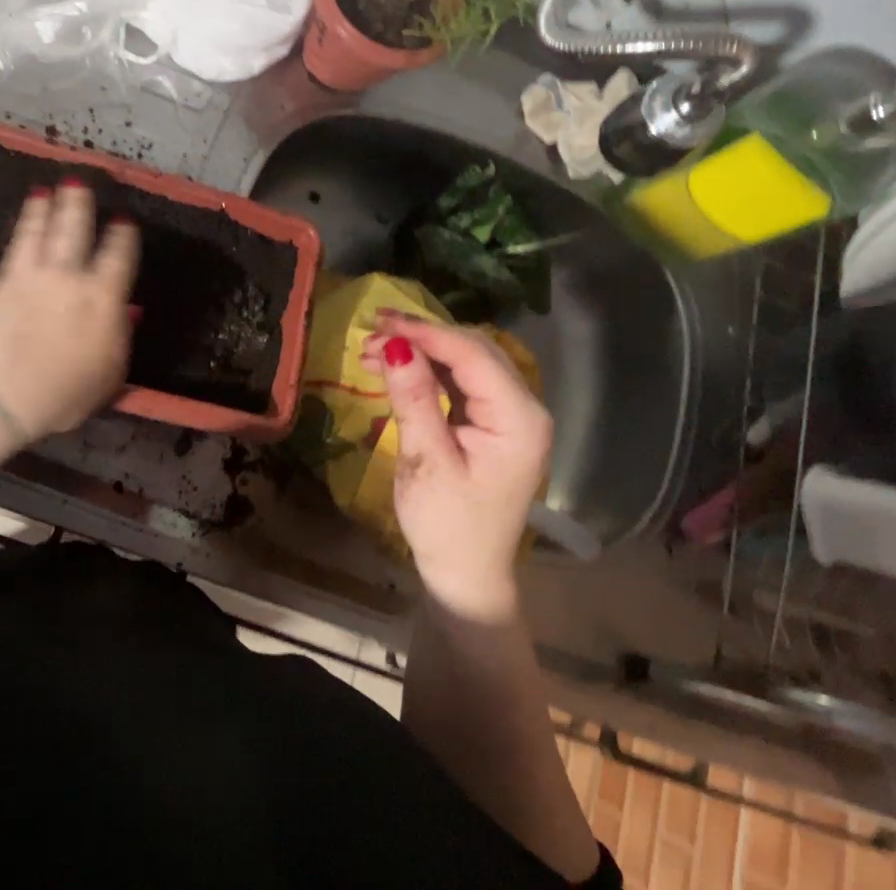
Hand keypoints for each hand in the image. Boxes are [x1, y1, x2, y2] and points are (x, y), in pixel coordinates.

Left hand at [0, 179, 138, 441]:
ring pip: (49, 230)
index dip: (123, 239)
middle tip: (83, 185)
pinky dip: (28, 220)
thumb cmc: (62, 396)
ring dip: (54, 205)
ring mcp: (37, 275)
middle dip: (83, 207)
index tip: (124, 223)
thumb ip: (120, 340)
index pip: (119, 259)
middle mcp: (73, 279)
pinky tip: (31, 207)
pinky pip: (21, 241)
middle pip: (80, 233)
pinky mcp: (5, 279)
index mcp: (105, 302)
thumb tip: (127, 311)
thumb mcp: (108, 377)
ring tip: (56, 186)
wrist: (3, 392)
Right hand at [361, 313, 552, 619]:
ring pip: (468, 365)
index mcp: (518, 418)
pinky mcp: (495, 428)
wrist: (466, 575)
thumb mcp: (425, 461)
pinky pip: (464, 386)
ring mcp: (512, 419)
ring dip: (423, 353)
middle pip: (475, 352)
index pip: (472, 355)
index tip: (379, 320)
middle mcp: (525, 410)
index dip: (425, 332)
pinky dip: (431, 374)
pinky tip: (399, 370)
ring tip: (373, 352)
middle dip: (422, 338)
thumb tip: (393, 346)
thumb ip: (413, 399)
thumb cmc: (446, 525)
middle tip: (370, 334)